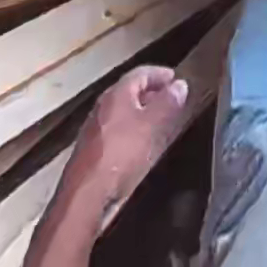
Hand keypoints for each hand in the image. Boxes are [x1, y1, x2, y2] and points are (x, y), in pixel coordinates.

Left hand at [67, 65, 190, 213]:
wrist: (85, 194)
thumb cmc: (122, 153)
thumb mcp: (151, 126)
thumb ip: (167, 103)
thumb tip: (180, 84)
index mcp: (117, 93)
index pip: (140, 73)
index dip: (160, 74)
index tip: (176, 78)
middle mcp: (103, 105)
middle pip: (130, 90)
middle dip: (151, 92)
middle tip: (170, 99)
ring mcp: (94, 127)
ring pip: (122, 111)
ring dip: (141, 112)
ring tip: (159, 122)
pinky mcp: (91, 149)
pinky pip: (116, 130)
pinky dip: (131, 130)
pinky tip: (139, 146)